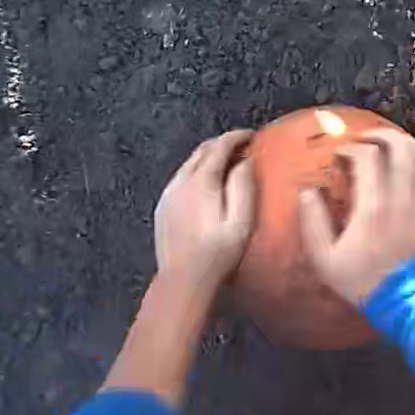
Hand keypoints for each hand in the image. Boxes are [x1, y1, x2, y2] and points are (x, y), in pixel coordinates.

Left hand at [153, 130, 256, 296]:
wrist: (183, 279)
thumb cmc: (218, 253)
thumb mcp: (241, 221)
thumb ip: (243, 186)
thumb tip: (245, 161)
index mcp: (202, 181)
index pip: (220, 146)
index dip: (237, 136)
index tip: (251, 135)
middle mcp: (181, 181)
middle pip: (202, 150)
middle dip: (222, 143)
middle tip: (241, 146)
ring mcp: (169, 194)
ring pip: (189, 163)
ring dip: (208, 157)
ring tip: (227, 162)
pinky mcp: (163, 206)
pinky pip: (180, 178)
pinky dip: (196, 171)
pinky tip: (206, 183)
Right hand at [300, 128, 414, 304]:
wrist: (412, 306)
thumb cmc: (366, 282)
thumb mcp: (325, 259)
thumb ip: (313, 223)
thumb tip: (307, 194)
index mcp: (373, 203)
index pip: (366, 155)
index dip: (351, 148)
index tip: (340, 155)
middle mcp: (402, 196)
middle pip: (399, 145)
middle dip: (381, 135)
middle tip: (367, 139)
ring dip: (407, 146)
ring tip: (392, 149)